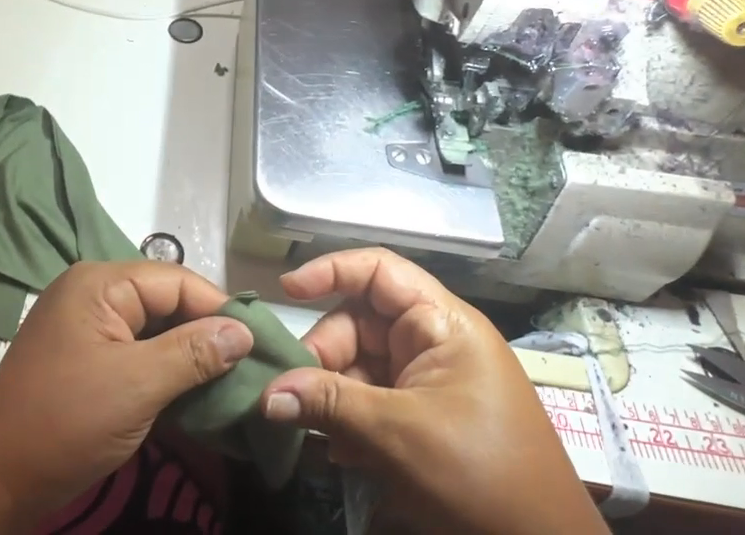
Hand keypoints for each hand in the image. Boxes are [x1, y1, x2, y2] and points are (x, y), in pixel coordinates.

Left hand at [0, 260, 253, 533]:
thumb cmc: (64, 421)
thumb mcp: (137, 385)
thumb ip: (193, 352)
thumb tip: (244, 330)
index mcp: (99, 284)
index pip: (175, 280)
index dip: (220, 309)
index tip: (264, 344)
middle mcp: (91, 294)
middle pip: (165, 301)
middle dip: (208, 332)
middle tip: (254, 368)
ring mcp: (84, 328)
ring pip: (152, 330)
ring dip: (189, 355)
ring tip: (235, 384)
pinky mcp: (83, 360)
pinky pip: (135, 353)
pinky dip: (165, 371)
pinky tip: (195, 395)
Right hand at [260, 249, 604, 534]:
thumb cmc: (479, 474)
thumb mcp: (397, 433)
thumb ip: (328, 404)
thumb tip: (266, 394)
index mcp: (441, 324)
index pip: (378, 271)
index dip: (330, 270)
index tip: (285, 292)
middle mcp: (433, 342)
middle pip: (357, 324)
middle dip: (322, 357)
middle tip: (293, 396)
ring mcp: (428, 381)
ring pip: (358, 366)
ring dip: (330, 396)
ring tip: (312, 433)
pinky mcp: (422, 418)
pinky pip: (370, 401)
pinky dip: (347, 420)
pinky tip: (337, 453)